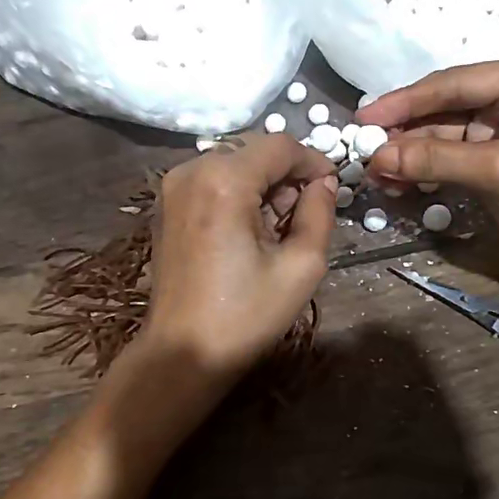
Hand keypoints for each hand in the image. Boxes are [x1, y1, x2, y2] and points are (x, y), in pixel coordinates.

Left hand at [139, 134, 337, 378]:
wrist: (182, 352)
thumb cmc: (245, 315)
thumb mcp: (301, 266)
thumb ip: (319, 213)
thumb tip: (324, 183)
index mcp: (223, 180)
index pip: (280, 145)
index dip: (313, 162)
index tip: (332, 190)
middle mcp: (191, 171)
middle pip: (254, 152)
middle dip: (286, 177)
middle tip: (304, 218)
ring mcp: (172, 188)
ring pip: (234, 165)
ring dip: (263, 187)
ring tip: (277, 231)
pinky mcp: (166, 207)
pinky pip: (212, 182)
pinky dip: (237, 196)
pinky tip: (248, 233)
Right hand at [356, 51, 498, 267]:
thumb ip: (437, 158)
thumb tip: (377, 156)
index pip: (454, 83)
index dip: (404, 102)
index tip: (362, 117)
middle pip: (443, 107)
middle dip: (403, 132)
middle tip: (361, 151)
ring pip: (441, 135)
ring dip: (408, 155)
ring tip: (376, 175)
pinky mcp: (493, 159)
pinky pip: (447, 158)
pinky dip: (422, 170)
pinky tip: (397, 183)